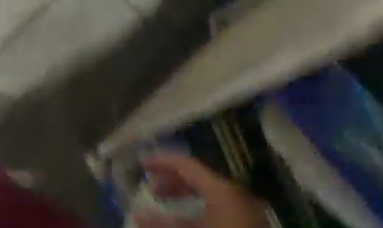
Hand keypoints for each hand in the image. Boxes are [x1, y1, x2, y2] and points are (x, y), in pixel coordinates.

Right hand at [135, 153, 265, 227]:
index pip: (186, 164)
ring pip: (209, 198)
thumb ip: (163, 225)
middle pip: (199, 179)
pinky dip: (200, 216)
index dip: (161, 161)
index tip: (141, 164)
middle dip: (172, 183)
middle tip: (150, 191)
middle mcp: (236, 197)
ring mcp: (245, 216)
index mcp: (222, 191)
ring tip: (164, 211)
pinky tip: (186, 225)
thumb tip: (137, 214)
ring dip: (185, 202)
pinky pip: (220, 214)